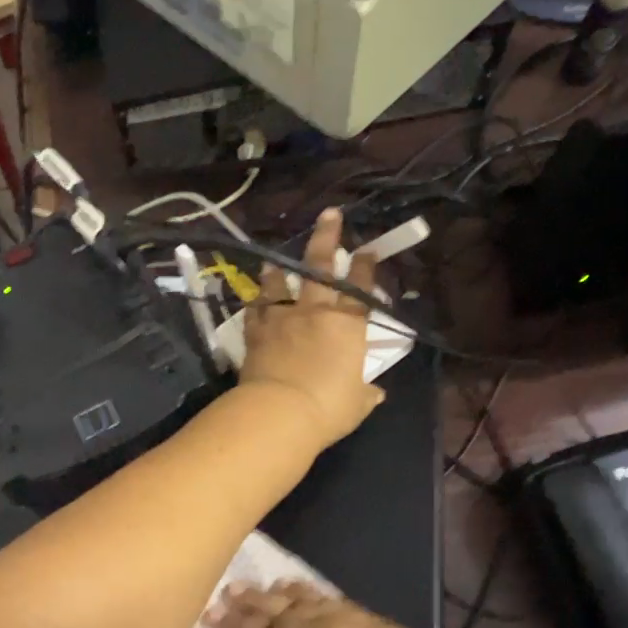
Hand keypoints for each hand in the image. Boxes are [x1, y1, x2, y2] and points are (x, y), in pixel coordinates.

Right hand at [204, 581, 455, 627]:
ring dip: (257, 597)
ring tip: (235, 588)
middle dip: (235, 617)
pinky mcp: (351, 612)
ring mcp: (329, 622)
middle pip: (263, 626)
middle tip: (211, 606)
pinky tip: (282, 584)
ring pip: (284, 605)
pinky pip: (316, 596)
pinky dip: (296, 589)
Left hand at [236, 208, 385, 448]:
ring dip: (278, 269)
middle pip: (321, 268)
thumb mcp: (357, 404)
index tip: (368, 249)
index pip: (360, 289)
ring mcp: (282, 320)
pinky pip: (254, 311)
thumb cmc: (328, 408)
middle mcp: (315, 313)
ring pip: (279, 284)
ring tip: (274, 258)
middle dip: (327, 237)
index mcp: (347, 326)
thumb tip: (375, 393)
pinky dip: (254, 302)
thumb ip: (365, 393)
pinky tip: (252, 296)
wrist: (279, 412)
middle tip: (329, 214)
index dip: (365, 266)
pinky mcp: (255, 334)